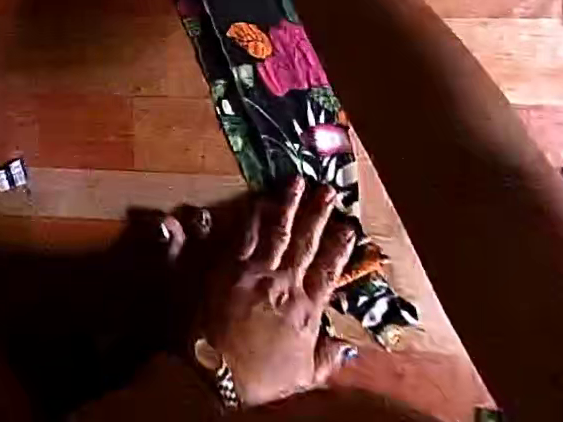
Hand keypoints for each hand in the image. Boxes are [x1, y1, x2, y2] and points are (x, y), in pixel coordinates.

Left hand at [195, 176, 357, 405]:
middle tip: (326, 189)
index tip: (348, 225)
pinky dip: (252, 214)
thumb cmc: (258, 381)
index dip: (339, 246)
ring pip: (276, 230)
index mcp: (305, 311)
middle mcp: (284, 284)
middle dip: (317, 213)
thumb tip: (347, 346)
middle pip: (305, 242)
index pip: (328, 271)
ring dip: (287, 204)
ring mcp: (256, 271)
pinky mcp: (229, 264)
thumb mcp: (301, 377)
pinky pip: (243, 233)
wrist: (214, 374)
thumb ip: (326, 359)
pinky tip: (258, 198)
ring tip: (295, 181)